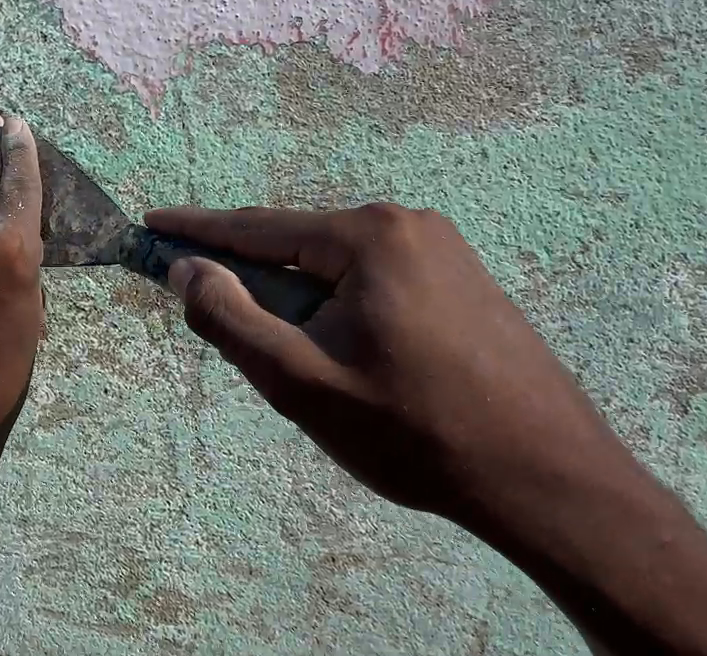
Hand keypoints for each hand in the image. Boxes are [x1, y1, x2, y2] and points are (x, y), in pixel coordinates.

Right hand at [147, 203, 706, 655]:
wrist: (554, 484)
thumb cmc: (413, 431)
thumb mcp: (298, 381)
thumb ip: (229, 318)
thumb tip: (185, 269)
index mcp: (367, 236)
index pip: (257, 227)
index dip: (197, 229)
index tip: (153, 221)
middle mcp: (407, 224)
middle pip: (298, 244)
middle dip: (251, 273)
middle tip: (213, 308)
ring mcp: (443, 248)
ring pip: (335, 263)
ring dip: (296, 295)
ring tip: (288, 350)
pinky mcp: (464, 278)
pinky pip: (373, 277)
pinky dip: (336, 301)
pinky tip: (340, 348)